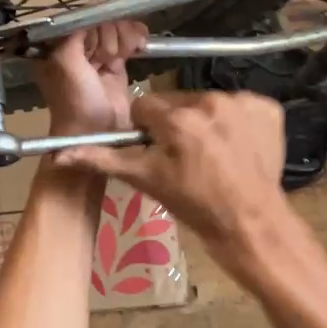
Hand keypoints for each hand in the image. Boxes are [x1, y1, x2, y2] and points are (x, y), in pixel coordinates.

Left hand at [35, 21, 147, 136]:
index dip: (94, 21)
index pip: (78, 19)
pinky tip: (141, 44)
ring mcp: (97, 57)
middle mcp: (76, 50)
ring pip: (114, 31)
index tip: (101, 31)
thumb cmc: (76, 100)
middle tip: (107, 56)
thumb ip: (72, 35)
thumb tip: (88, 15)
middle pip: (100, 23)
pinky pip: (127, 43)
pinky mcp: (116, 66)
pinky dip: (135, 39)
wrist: (97, 133)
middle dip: (108, 34)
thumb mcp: (65, 63)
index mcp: (57, 48)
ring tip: (120, 56)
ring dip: (123, 37)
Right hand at [53, 91, 305, 261]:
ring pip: (207, 102)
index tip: (158, 151)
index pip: (145, 107)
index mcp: (177, 119)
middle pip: (176, 102)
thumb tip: (58, 154)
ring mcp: (243, 104)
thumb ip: (103, 160)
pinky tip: (236, 146)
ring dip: (205, 122)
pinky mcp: (268, 109)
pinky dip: (236, 121)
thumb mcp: (145, 181)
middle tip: (184, 156)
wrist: (252, 225)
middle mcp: (211, 103)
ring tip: (212, 153)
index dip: (147, 130)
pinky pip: (240, 105)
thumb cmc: (194, 205)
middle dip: (175, 123)